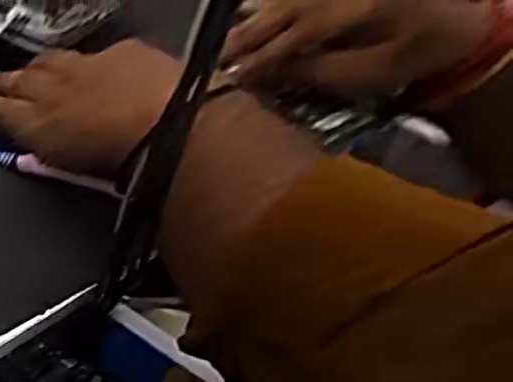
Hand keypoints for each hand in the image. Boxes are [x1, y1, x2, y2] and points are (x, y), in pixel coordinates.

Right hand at [0, 41, 182, 176]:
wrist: (165, 124)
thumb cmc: (109, 158)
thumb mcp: (61, 166)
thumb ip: (39, 157)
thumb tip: (26, 156)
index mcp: (34, 122)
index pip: (0, 110)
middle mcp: (53, 90)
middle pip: (20, 80)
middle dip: (3, 81)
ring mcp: (86, 66)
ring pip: (49, 61)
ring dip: (34, 66)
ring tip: (25, 69)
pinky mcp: (120, 51)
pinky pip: (91, 54)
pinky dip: (79, 60)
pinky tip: (80, 64)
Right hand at [222, 0, 492, 95]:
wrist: (462, 29)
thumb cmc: (411, 59)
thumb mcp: (362, 73)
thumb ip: (312, 70)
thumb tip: (262, 75)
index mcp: (367, 7)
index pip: (299, 32)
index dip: (260, 57)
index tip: (228, 79)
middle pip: (290, 9)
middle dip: (249, 37)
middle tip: (213, 62)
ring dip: (255, 22)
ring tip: (224, 46)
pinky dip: (273, 7)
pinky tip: (251, 20)